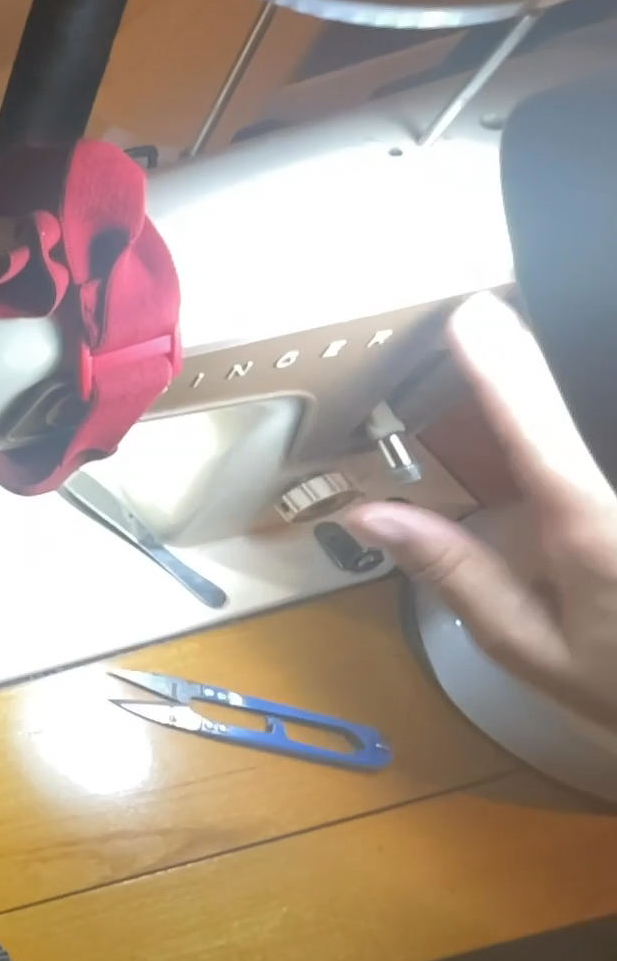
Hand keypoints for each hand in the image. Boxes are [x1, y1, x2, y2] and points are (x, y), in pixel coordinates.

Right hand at [347, 292, 616, 721]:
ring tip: (483, 387)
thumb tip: (370, 512)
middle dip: (516, 380)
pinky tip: (498, 457)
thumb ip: (455, 573)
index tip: (473, 315)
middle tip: (467, 342)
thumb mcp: (526, 645)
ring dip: (529, 419)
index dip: (501, 373)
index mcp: (591, 532)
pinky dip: (535, 451)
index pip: (535, 436)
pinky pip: (576, 471)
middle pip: (566, 424)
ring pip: (578, 451)